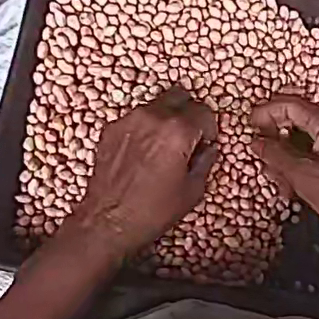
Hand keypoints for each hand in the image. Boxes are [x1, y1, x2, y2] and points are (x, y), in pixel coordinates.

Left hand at [65, 87, 217, 262]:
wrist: (109, 221)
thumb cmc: (152, 211)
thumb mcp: (192, 190)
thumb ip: (205, 162)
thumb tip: (208, 150)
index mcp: (177, 131)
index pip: (203, 111)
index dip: (209, 128)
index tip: (207, 142)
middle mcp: (152, 117)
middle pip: (179, 97)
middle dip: (189, 113)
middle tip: (191, 137)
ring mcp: (129, 120)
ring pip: (156, 105)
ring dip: (167, 119)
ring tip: (167, 147)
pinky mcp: (112, 129)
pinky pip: (136, 118)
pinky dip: (146, 128)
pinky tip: (146, 153)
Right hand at [249, 95, 318, 251]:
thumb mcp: (302, 175)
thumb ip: (275, 155)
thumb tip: (256, 142)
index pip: (293, 106)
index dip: (267, 112)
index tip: (250, 124)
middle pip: (295, 122)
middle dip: (274, 138)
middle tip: (258, 150)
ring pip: (299, 140)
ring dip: (283, 157)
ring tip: (274, 175)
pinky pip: (308, 154)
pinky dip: (294, 166)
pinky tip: (287, 185)